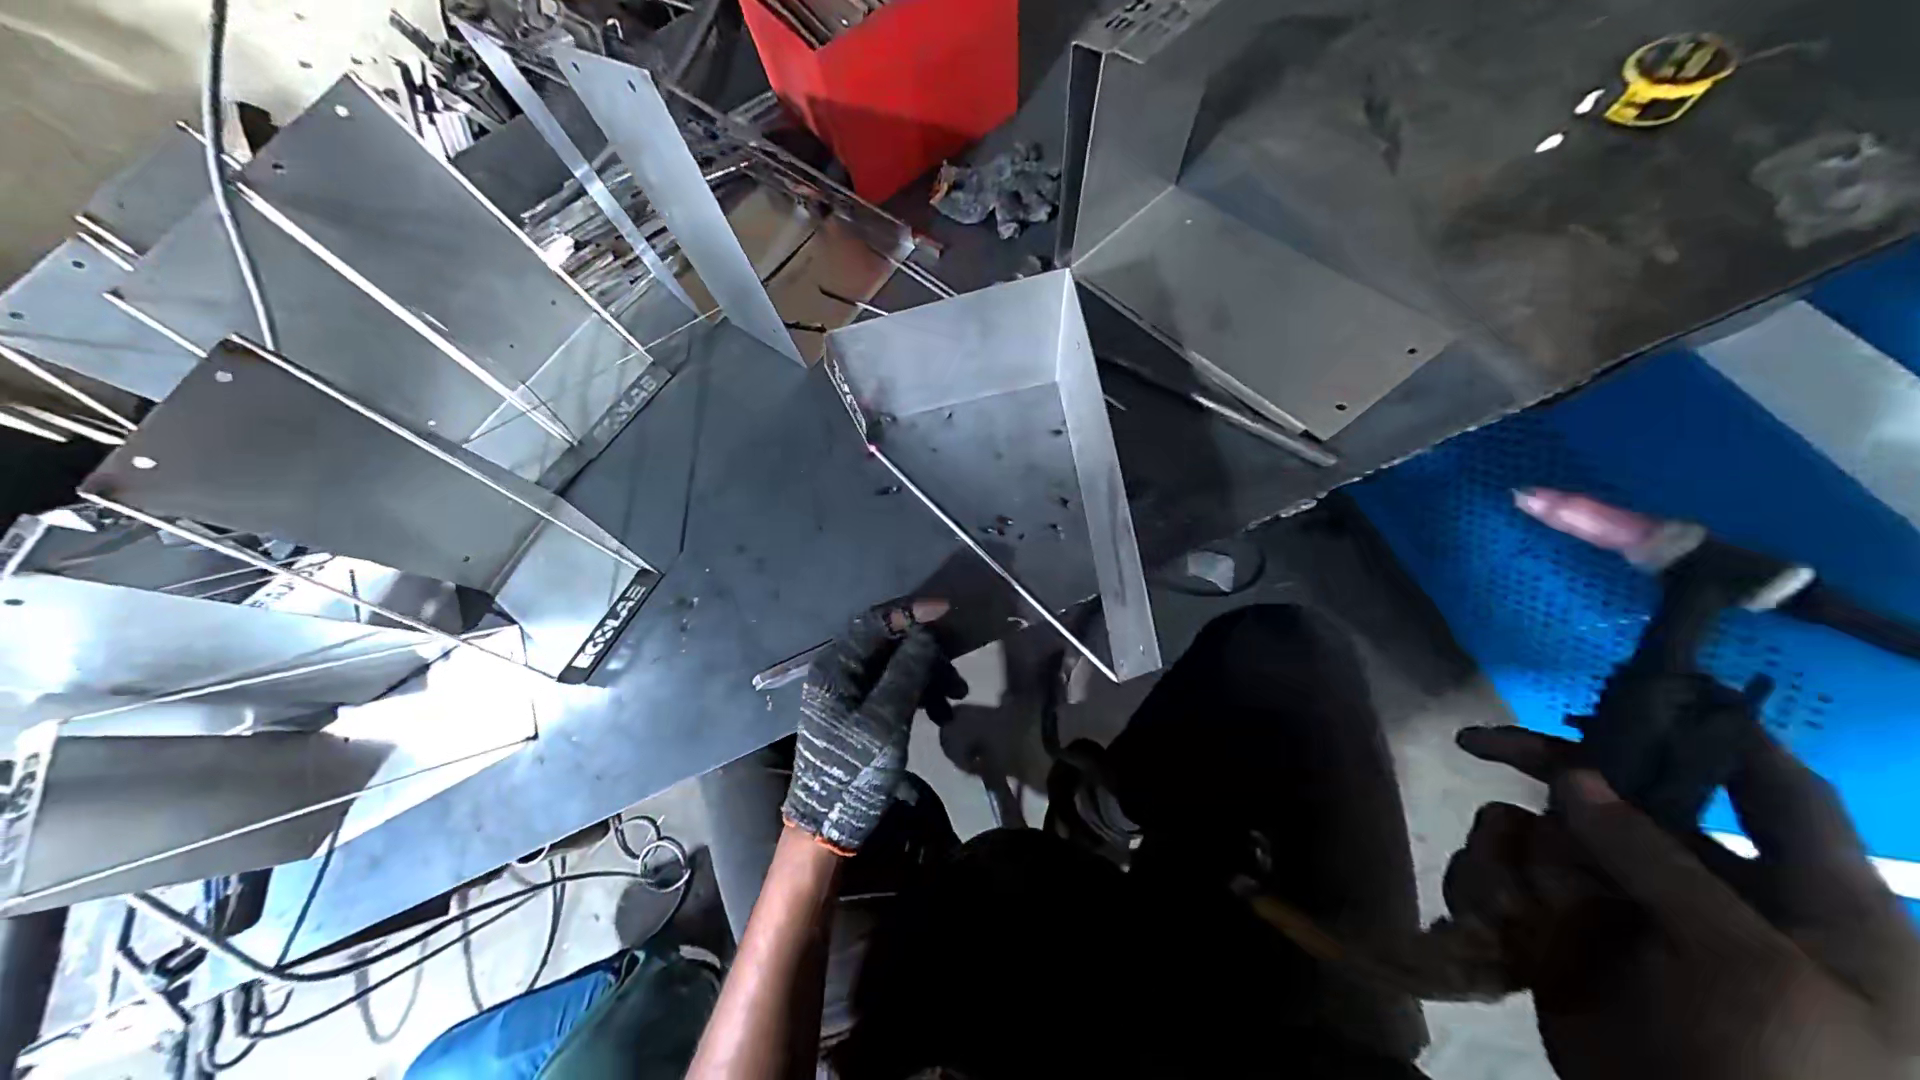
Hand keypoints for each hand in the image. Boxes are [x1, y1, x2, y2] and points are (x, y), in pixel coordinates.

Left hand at [781, 600, 963, 854]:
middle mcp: (842, 672)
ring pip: (898, 667)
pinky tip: (940, 716)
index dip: (910, 611)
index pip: (875, 622)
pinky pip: (897, 689)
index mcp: (837, 667)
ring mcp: (852, 692)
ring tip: (954, 700)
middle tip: (956, 674)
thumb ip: (905, 673)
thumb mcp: (884, 720)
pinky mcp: (864, 712)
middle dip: (927, 653)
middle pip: (890, 644)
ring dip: (929, 677)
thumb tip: (925, 635)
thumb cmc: (853, 768)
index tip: (946, 610)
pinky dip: (920, 695)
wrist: (829, 823)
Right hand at [1446, 726, 1919, 1079]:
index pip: (1773, 787)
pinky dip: (1487, 889)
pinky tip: (1485, 917)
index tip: (1646, 683)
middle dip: (1547, 767)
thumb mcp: (1754, 971)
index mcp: (1805, 900)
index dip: (1719, 728)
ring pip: (1551, 835)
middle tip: (1478, 743)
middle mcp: (1708, 889)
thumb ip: (1662, 864)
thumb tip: (1575, 775)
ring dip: (1510, 852)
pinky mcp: (1569, 937)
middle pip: (1624, 795)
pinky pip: (1514, 884)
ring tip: (1502, 897)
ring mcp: (1629, 913)